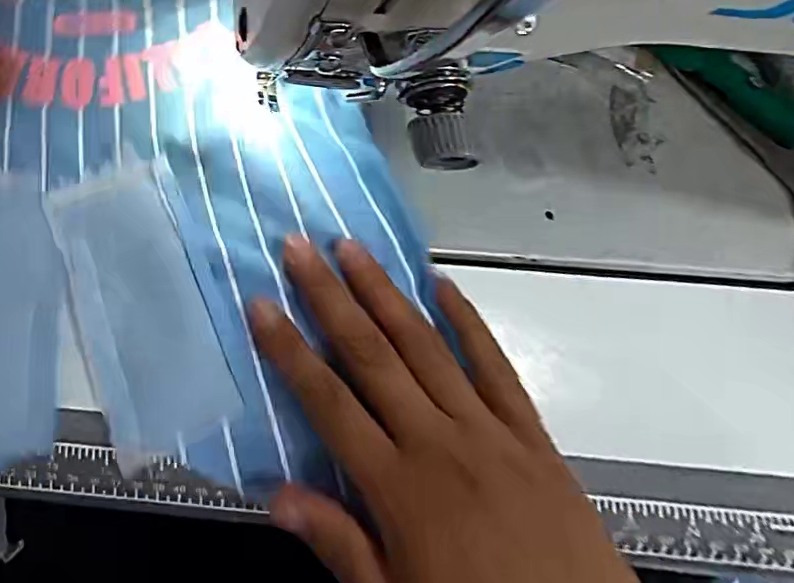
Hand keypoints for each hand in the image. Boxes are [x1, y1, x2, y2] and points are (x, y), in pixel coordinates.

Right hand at [249, 236, 633, 582]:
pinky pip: (495, 367)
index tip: (261, 305)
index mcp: (399, 487)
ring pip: (424, 345)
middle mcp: (437, 443)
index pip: (327, 401)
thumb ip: (339, 546)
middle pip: (370, 353)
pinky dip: (468, 322)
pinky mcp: (532, 436)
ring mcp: (488, 433)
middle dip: (328, 295)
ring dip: (383, 291)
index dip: (288, 349)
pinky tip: (443, 285)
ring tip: (352, 248)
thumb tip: (276, 496)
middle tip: (299, 247)